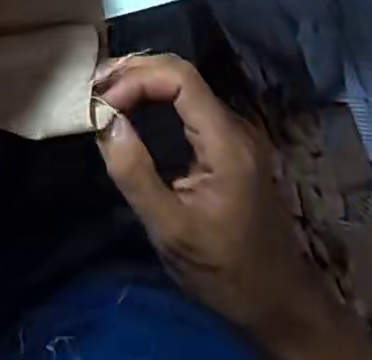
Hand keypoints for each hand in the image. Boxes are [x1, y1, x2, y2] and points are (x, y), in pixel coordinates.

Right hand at [94, 55, 371, 359]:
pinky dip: (154, 97)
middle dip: (135, 73)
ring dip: (143, 82)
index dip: (138, 78)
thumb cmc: (223, 270)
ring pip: (184, 84)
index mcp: (226, 141)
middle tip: (94, 87)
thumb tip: (106, 122)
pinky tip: (131, 108)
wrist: (276, 299)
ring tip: (105, 93)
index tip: (105, 102)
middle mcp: (234, 124)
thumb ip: (136, 175)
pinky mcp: (227, 141)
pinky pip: (187, 103)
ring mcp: (233, 131)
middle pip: (182, 73)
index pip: (182, 78)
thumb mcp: (171, 232)